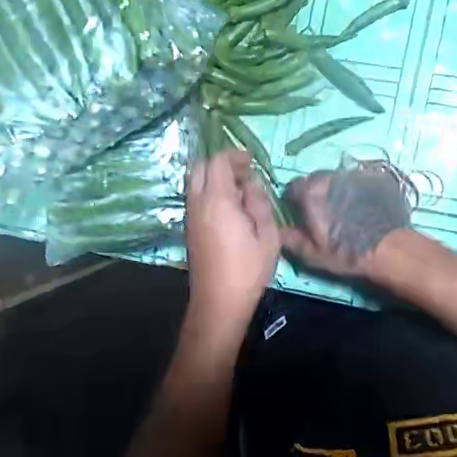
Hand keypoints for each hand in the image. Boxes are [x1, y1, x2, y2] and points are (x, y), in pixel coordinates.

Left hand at [184, 150, 280, 327]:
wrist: (219, 301)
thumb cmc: (248, 269)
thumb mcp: (268, 235)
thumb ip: (259, 203)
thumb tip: (252, 185)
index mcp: (217, 200)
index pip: (218, 162)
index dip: (234, 155)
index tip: (252, 160)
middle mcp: (198, 203)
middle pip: (199, 167)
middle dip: (221, 163)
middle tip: (244, 172)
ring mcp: (190, 216)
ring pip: (194, 182)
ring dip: (214, 178)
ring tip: (240, 191)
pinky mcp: (189, 229)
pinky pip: (195, 198)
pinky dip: (209, 192)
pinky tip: (230, 208)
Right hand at [282, 161, 412, 277]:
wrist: (390, 248)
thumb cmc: (347, 253)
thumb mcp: (312, 254)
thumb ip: (290, 239)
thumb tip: (278, 230)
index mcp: (312, 192)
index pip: (292, 187)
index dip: (293, 201)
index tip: (299, 215)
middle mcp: (332, 176)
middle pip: (315, 179)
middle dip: (315, 193)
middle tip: (322, 215)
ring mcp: (356, 175)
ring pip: (338, 179)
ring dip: (336, 191)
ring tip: (345, 212)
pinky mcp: (377, 178)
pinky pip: (360, 181)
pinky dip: (357, 191)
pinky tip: (364, 208)